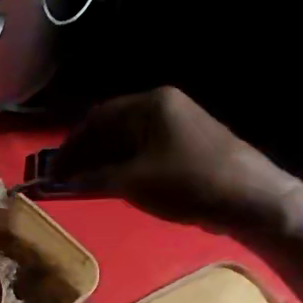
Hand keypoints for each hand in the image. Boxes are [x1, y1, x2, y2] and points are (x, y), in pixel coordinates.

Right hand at [50, 87, 302, 229]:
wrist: (249, 199)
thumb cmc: (187, 182)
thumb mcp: (133, 182)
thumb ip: (95, 178)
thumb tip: (65, 181)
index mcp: (151, 104)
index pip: (97, 118)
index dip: (71, 145)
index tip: (53, 170)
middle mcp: (164, 107)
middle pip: (113, 128)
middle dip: (87, 154)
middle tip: (66, 180)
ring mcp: (179, 126)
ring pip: (129, 142)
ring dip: (105, 163)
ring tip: (86, 186)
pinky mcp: (189, 147)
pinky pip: (146, 153)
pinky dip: (125, 168)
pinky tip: (116, 187)